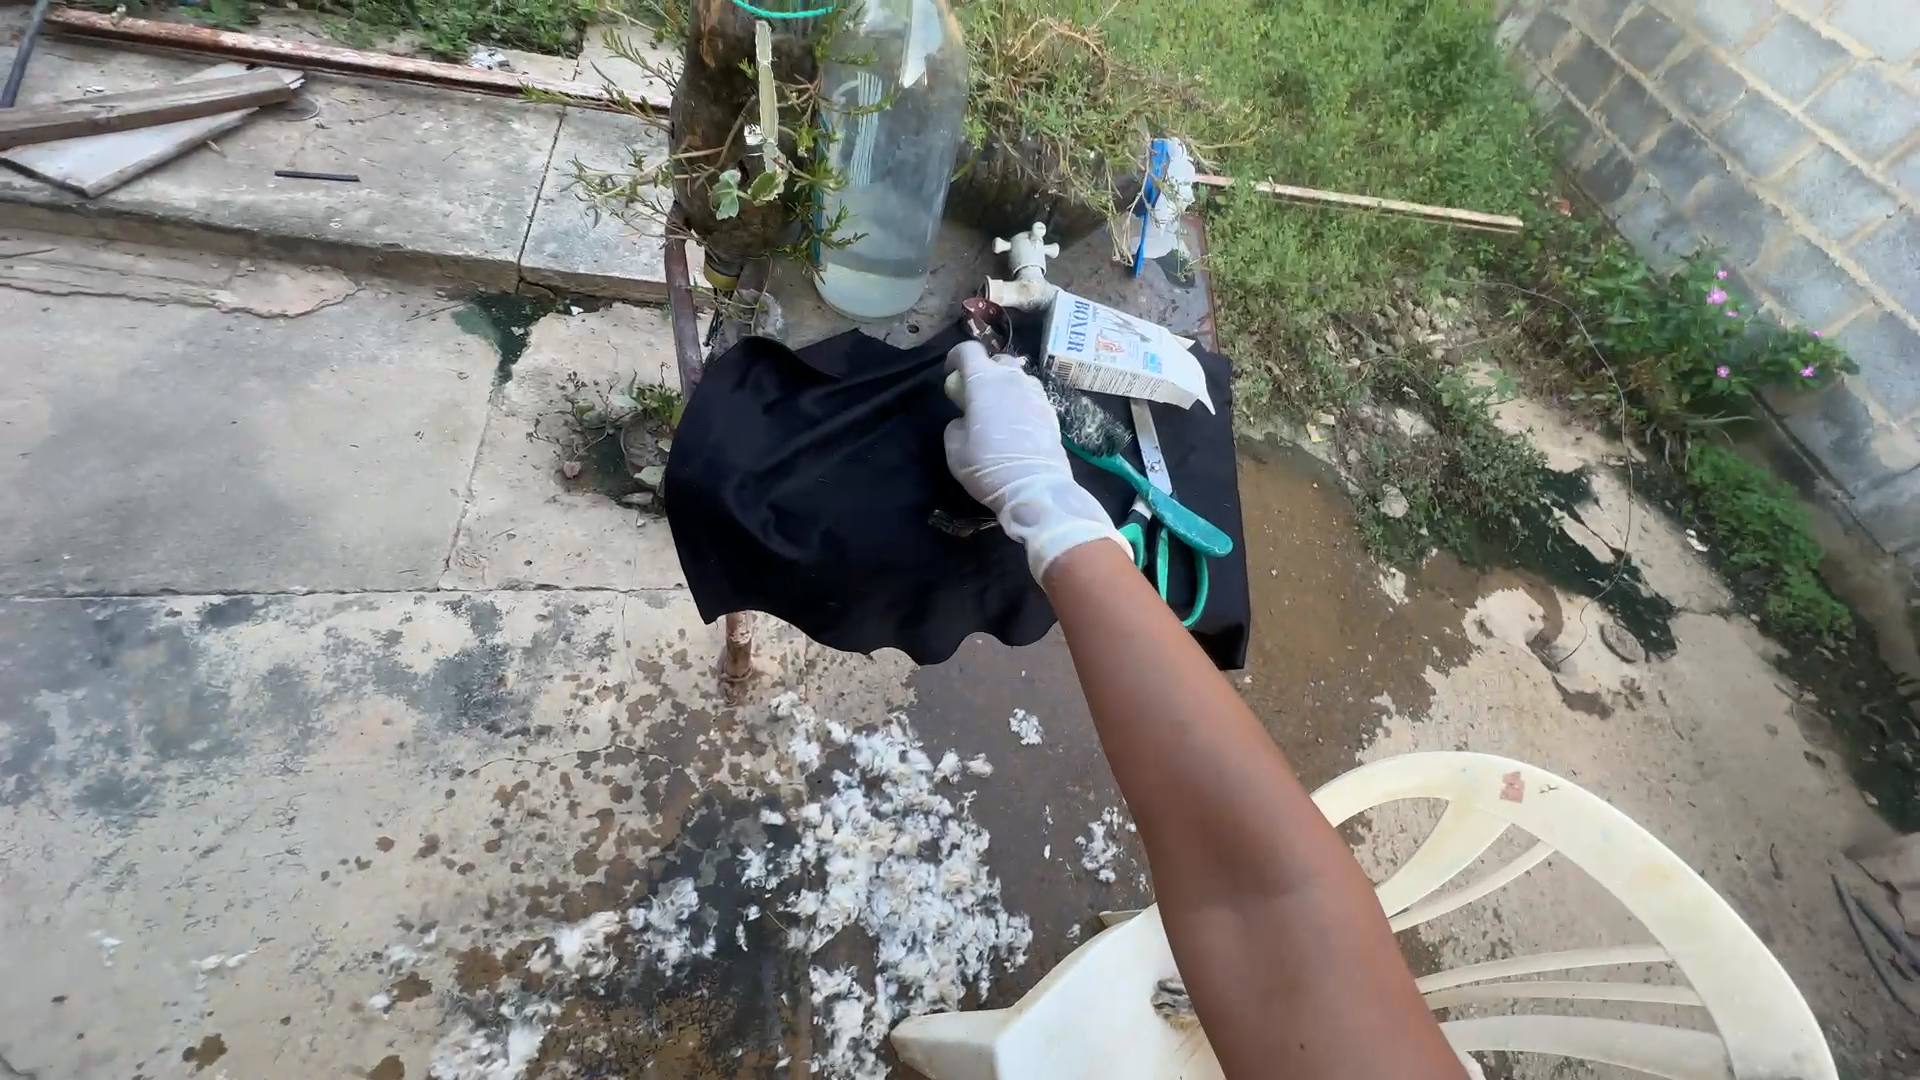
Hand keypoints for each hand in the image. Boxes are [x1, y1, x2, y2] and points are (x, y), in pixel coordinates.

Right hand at [942, 341, 1128, 581]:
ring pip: (1019, 378)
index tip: (950, 373)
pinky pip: (1032, 397)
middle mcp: (1013, 380)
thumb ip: (956, 424)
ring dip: (1007, 386)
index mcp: (984, 381)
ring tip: (999, 408)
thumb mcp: (954, 448)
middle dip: (985, 371)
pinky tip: (1017, 425)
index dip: (956, 357)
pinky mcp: (1051, 412)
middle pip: (998, 361)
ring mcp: (1036, 394)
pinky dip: (1021, 403)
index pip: (968, 350)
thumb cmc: (987, 466)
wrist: (1034, 486)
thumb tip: (966, 420)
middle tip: (976, 393)